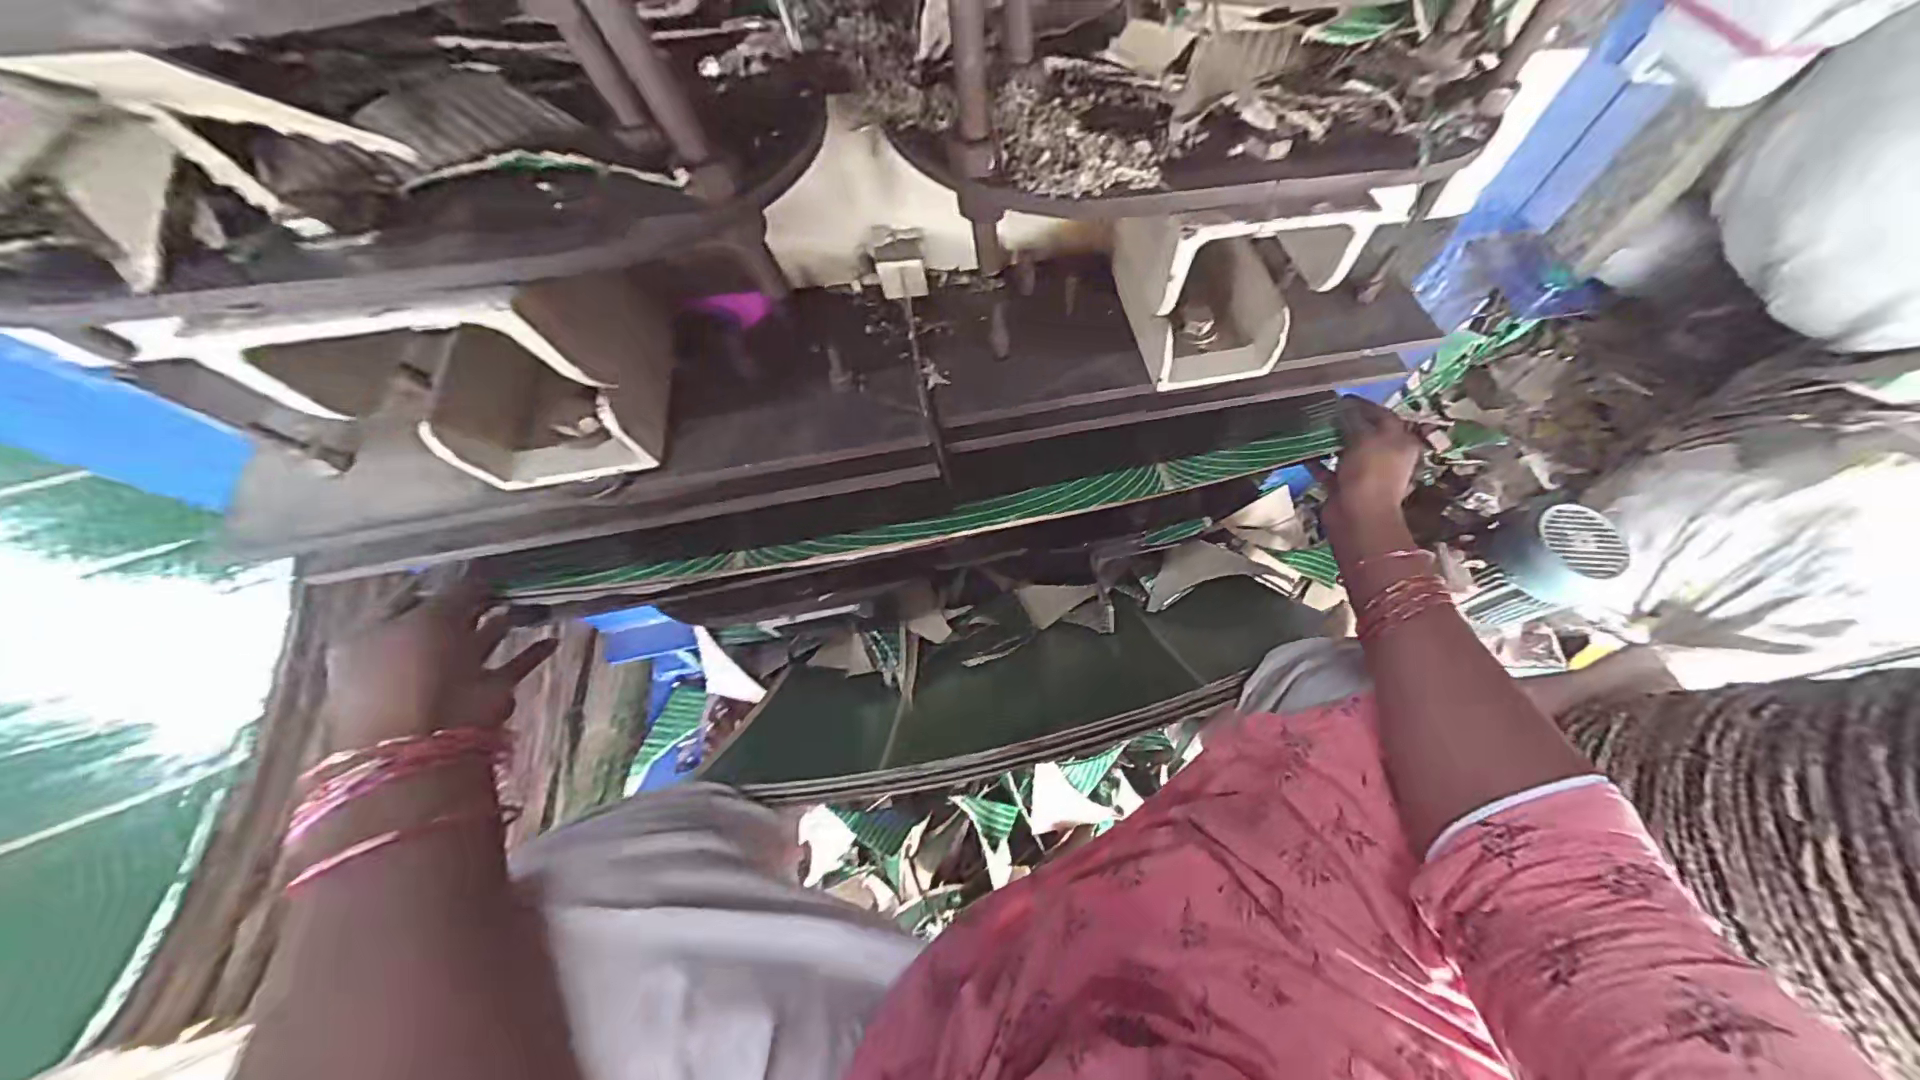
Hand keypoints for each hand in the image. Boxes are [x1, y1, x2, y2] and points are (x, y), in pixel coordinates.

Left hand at [322, 576, 556, 749]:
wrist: (430, 739)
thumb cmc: (414, 669)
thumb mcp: (431, 617)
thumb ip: (459, 590)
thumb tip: (478, 568)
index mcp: (374, 635)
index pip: (411, 596)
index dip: (444, 579)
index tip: (479, 564)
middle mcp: (407, 656)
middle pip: (447, 619)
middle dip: (480, 599)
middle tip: (511, 579)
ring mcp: (444, 677)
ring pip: (479, 641)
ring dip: (506, 622)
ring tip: (534, 602)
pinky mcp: (479, 695)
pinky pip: (509, 667)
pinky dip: (531, 654)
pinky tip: (552, 639)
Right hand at [1316, 397, 1424, 515]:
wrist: (1358, 517)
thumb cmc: (1369, 474)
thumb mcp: (1364, 439)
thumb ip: (1353, 419)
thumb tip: (1342, 405)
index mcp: (1399, 442)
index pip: (1383, 415)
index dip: (1363, 405)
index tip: (1341, 397)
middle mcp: (1384, 455)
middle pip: (1363, 432)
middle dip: (1344, 422)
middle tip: (1323, 411)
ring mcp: (1364, 472)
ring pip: (1345, 450)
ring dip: (1329, 440)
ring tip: (1311, 428)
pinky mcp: (1344, 486)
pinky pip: (1329, 468)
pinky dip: (1317, 461)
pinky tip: (1303, 452)